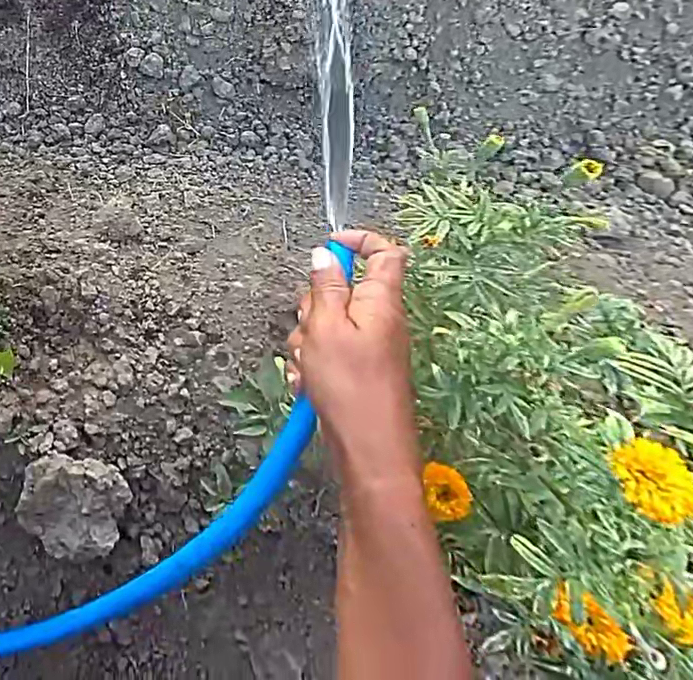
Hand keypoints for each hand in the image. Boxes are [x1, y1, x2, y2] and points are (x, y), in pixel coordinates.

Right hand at [286, 230, 420, 488]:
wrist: (368, 451)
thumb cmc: (352, 389)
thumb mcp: (327, 327)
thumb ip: (325, 286)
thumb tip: (325, 255)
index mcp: (381, 300)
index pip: (384, 251)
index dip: (358, 240)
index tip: (329, 245)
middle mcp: (378, 318)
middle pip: (341, 289)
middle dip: (314, 304)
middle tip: (312, 326)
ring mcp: (368, 344)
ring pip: (326, 322)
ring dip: (308, 339)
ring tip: (310, 364)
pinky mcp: (356, 368)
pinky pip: (327, 350)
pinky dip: (313, 362)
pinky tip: (309, 383)